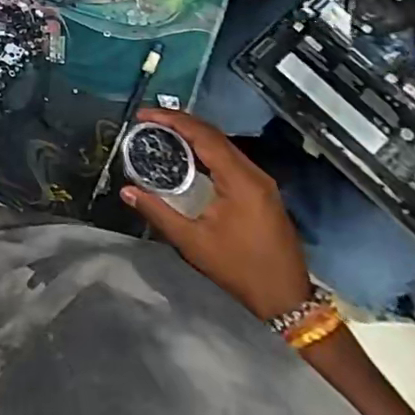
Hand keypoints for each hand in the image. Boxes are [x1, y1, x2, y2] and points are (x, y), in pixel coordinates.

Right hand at [120, 109, 312, 320]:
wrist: (287, 300)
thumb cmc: (239, 268)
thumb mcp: (192, 242)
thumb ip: (158, 211)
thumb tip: (127, 190)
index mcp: (240, 180)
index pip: (203, 136)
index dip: (172, 120)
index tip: (144, 115)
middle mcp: (254, 174)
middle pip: (214, 134)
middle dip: (180, 122)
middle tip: (148, 119)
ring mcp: (262, 182)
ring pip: (223, 144)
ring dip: (193, 133)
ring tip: (162, 131)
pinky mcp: (263, 191)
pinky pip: (230, 158)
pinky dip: (205, 148)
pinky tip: (187, 154)